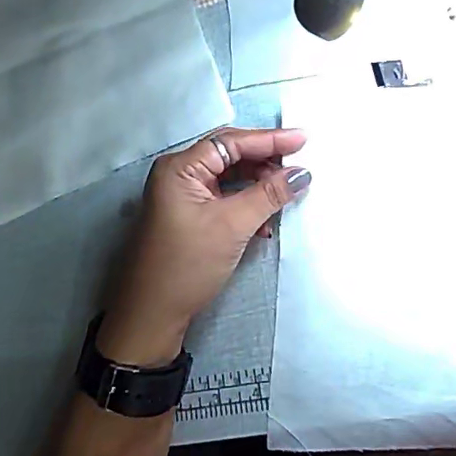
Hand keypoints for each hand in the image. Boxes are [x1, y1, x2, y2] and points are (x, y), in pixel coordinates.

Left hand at [99, 127, 310, 365]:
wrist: (151, 316)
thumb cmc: (187, 265)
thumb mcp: (233, 226)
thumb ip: (269, 194)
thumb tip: (302, 173)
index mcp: (180, 168)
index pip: (232, 142)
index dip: (270, 139)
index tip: (304, 139)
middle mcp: (179, 175)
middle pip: (231, 155)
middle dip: (266, 160)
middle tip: (299, 165)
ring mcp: (183, 196)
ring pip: (230, 177)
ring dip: (259, 184)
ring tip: (288, 193)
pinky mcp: (190, 216)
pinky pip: (225, 198)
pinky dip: (248, 203)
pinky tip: (267, 220)